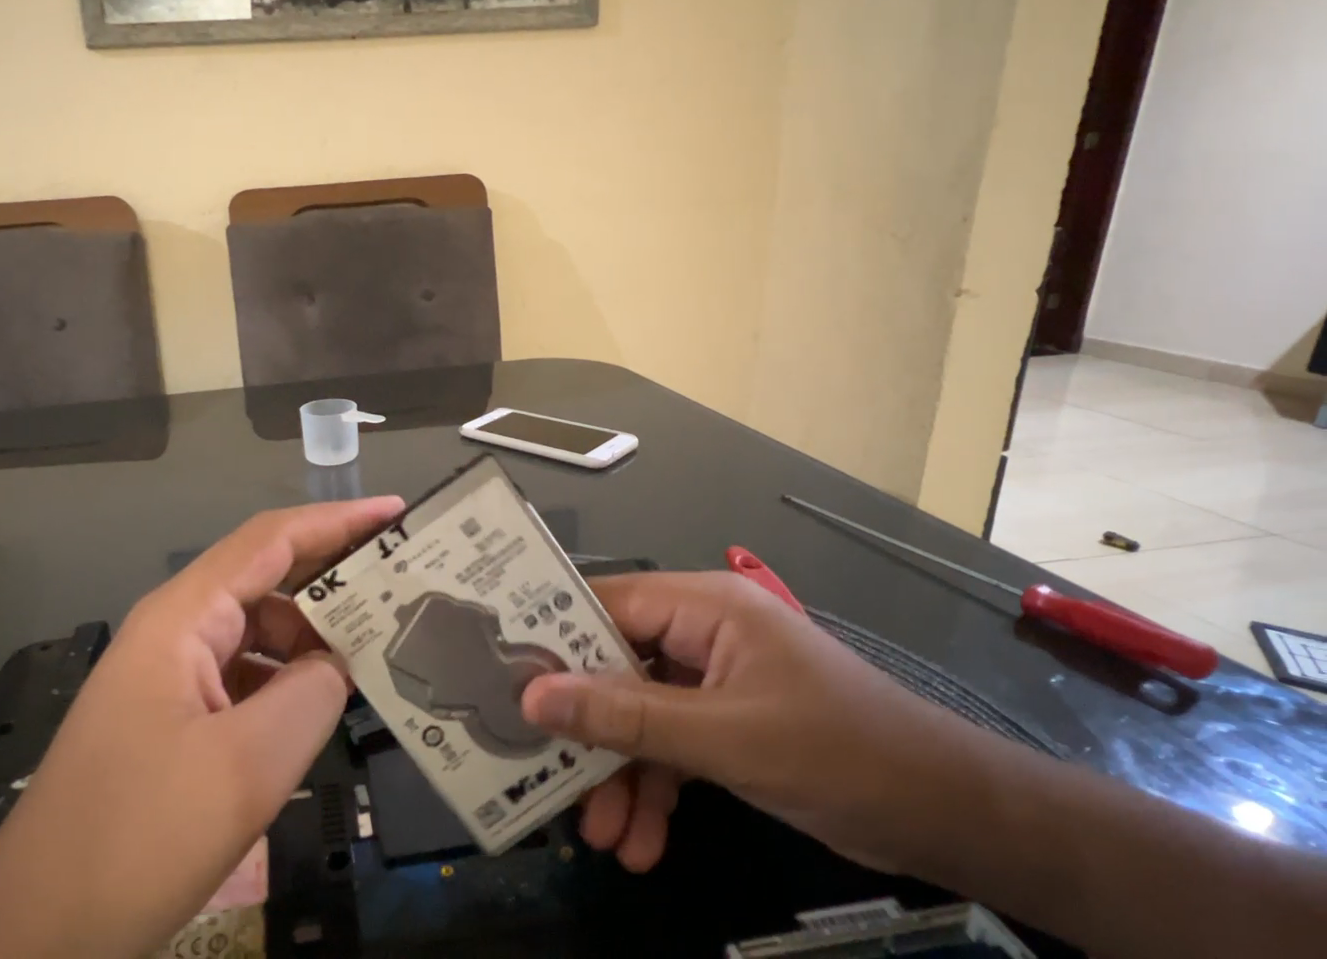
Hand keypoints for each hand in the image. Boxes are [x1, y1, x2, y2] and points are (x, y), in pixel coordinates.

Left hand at [0, 497, 404, 958]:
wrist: (39, 925)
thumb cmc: (141, 832)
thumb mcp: (248, 764)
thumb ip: (312, 694)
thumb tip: (339, 663)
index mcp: (182, 618)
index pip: (270, 540)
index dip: (337, 520)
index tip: (397, 512)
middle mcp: (173, 632)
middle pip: (263, 580)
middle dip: (332, 574)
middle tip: (401, 582)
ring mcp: (168, 678)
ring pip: (254, 633)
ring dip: (311, 636)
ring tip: (375, 651)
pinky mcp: (170, 721)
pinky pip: (241, 678)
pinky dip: (286, 680)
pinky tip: (320, 705)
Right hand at [522, 572, 983, 874]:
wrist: (947, 814)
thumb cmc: (839, 752)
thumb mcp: (724, 737)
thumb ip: (627, 717)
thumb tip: (534, 697)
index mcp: (703, 607)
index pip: (603, 606)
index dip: (550, 643)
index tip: (502, 687)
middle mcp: (701, 634)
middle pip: (613, 669)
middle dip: (588, 733)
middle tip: (547, 777)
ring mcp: (713, 682)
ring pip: (637, 717)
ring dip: (619, 776)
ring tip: (604, 838)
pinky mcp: (726, 724)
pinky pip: (668, 747)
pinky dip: (653, 791)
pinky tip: (643, 842)